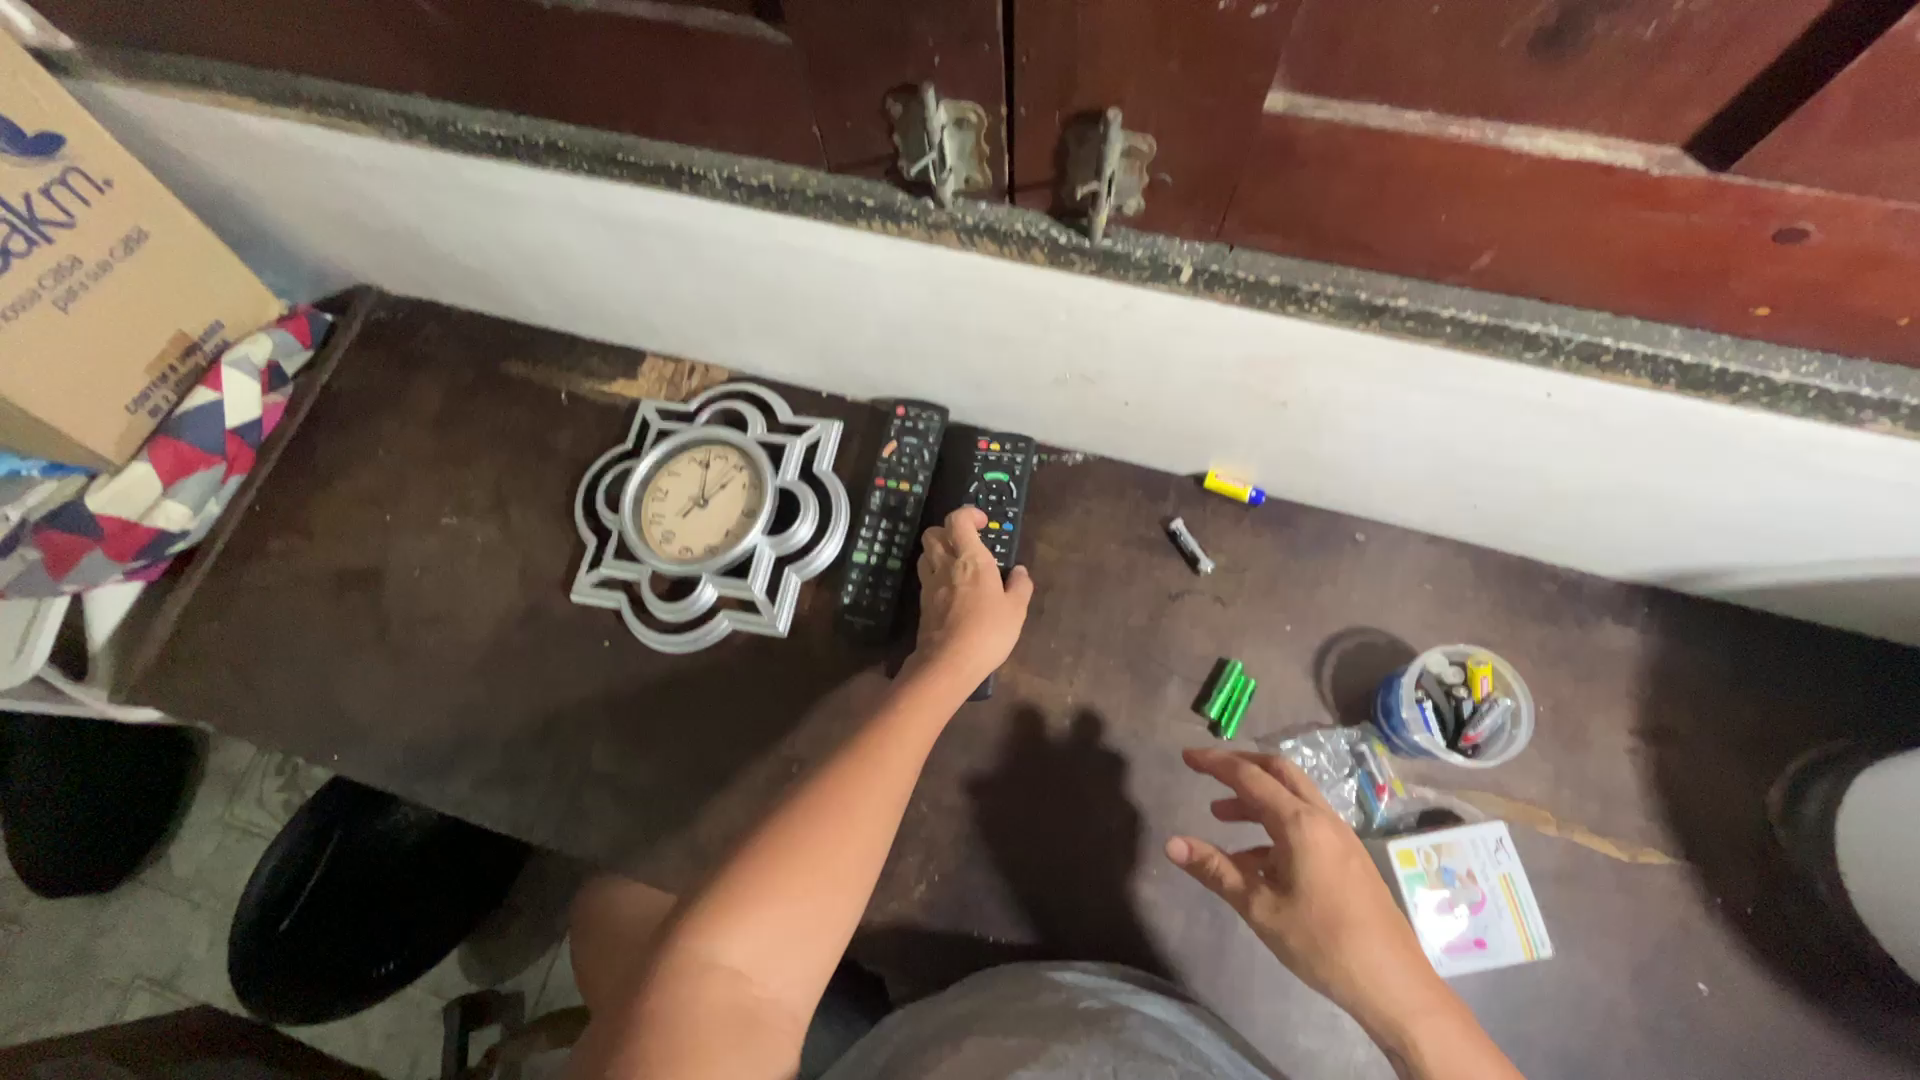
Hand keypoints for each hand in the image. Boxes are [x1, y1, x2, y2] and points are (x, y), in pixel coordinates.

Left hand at [914, 506, 1033, 682]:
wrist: (948, 662)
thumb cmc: (988, 632)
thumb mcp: (1016, 610)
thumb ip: (1019, 586)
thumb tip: (1020, 571)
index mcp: (971, 560)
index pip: (957, 520)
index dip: (968, 514)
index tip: (982, 524)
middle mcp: (946, 565)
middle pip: (933, 533)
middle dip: (948, 531)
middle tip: (967, 544)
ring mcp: (930, 584)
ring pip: (925, 554)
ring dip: (939, 552)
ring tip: (958, 565)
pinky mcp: (922, 603)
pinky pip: (926, 577)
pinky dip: (936, 575)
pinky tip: (951, 590)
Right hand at [1165, 748, 1449, 1036]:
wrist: (1393, 984)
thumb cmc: (1321, 943)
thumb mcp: (1259, 907)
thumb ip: (1215, 869)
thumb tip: (1170, 844)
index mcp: (1299, 824)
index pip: (1249, 777)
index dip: (1215, 763)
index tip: (1187, 756)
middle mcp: (1322, 819)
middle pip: (1279, 772)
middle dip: (1241, 766)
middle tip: (1208, 771)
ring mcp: (1340, 837)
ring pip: (1293, 797)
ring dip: (1256, 798)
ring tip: (1220, 816)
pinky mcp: (1348, 857)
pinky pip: (1305, 823)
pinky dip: (1274, 825)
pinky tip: (1254, 860)